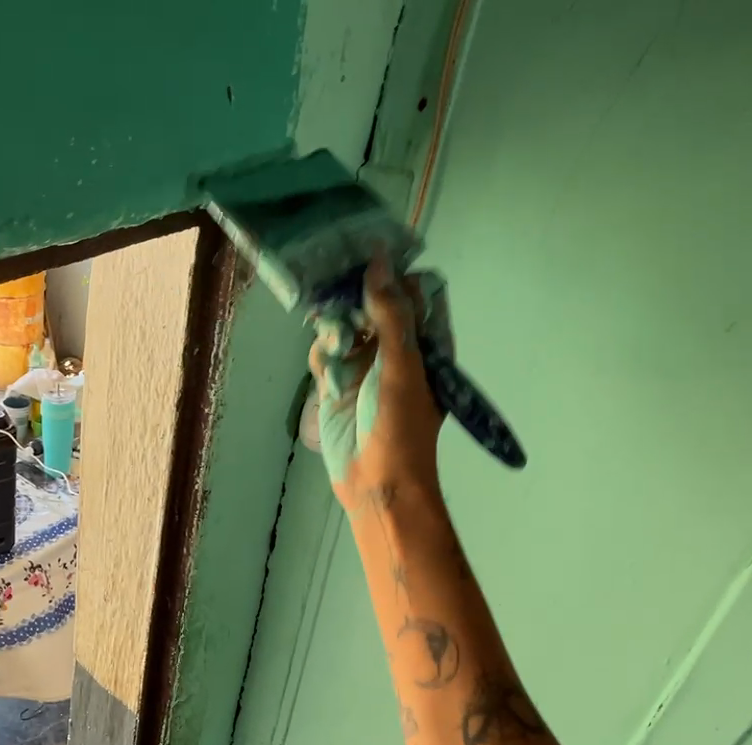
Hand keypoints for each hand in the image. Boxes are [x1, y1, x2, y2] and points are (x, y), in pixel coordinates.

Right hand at [308, 253, 444, 507]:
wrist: (376, 481)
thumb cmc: (400, 425)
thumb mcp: (401, 364)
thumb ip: (390, 313)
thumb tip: (378, 262)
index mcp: (427, 343)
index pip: (414, 293)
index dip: (393, 273)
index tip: (366, 256)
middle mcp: (396, 350)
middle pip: (373, 307)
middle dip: (354, 299)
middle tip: (335, 290)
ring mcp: (365, 369)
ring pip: (345, 328)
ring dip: (336, 330)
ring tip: (335, 344)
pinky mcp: (337, 387)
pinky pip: (326, 356)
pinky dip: (323, 356)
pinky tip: (326, 369)